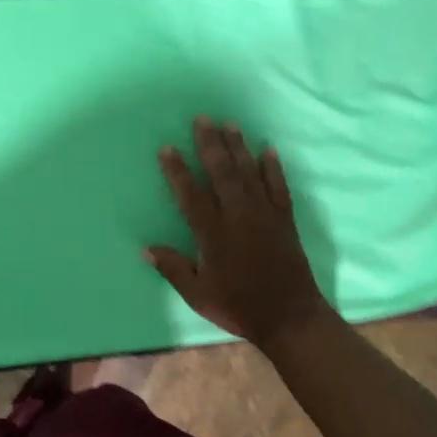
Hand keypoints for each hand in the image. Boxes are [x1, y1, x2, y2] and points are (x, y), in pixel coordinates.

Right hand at [146, 117, 332, 350]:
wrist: (290, 318)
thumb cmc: (239, 306)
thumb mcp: (198, 294)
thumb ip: (173, 268)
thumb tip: (146, 248)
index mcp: (213, 234)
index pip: (191, 194)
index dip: (177, 171)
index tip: (167, 148)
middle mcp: (238, 216)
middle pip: (222, 172)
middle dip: (210, 144)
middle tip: (202, 119)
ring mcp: (264, 215)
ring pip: (249, 173)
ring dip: (238, 147)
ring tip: (229, 124)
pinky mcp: (284, 220)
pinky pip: (278, 187)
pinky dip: (273, 168)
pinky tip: (268, 150)